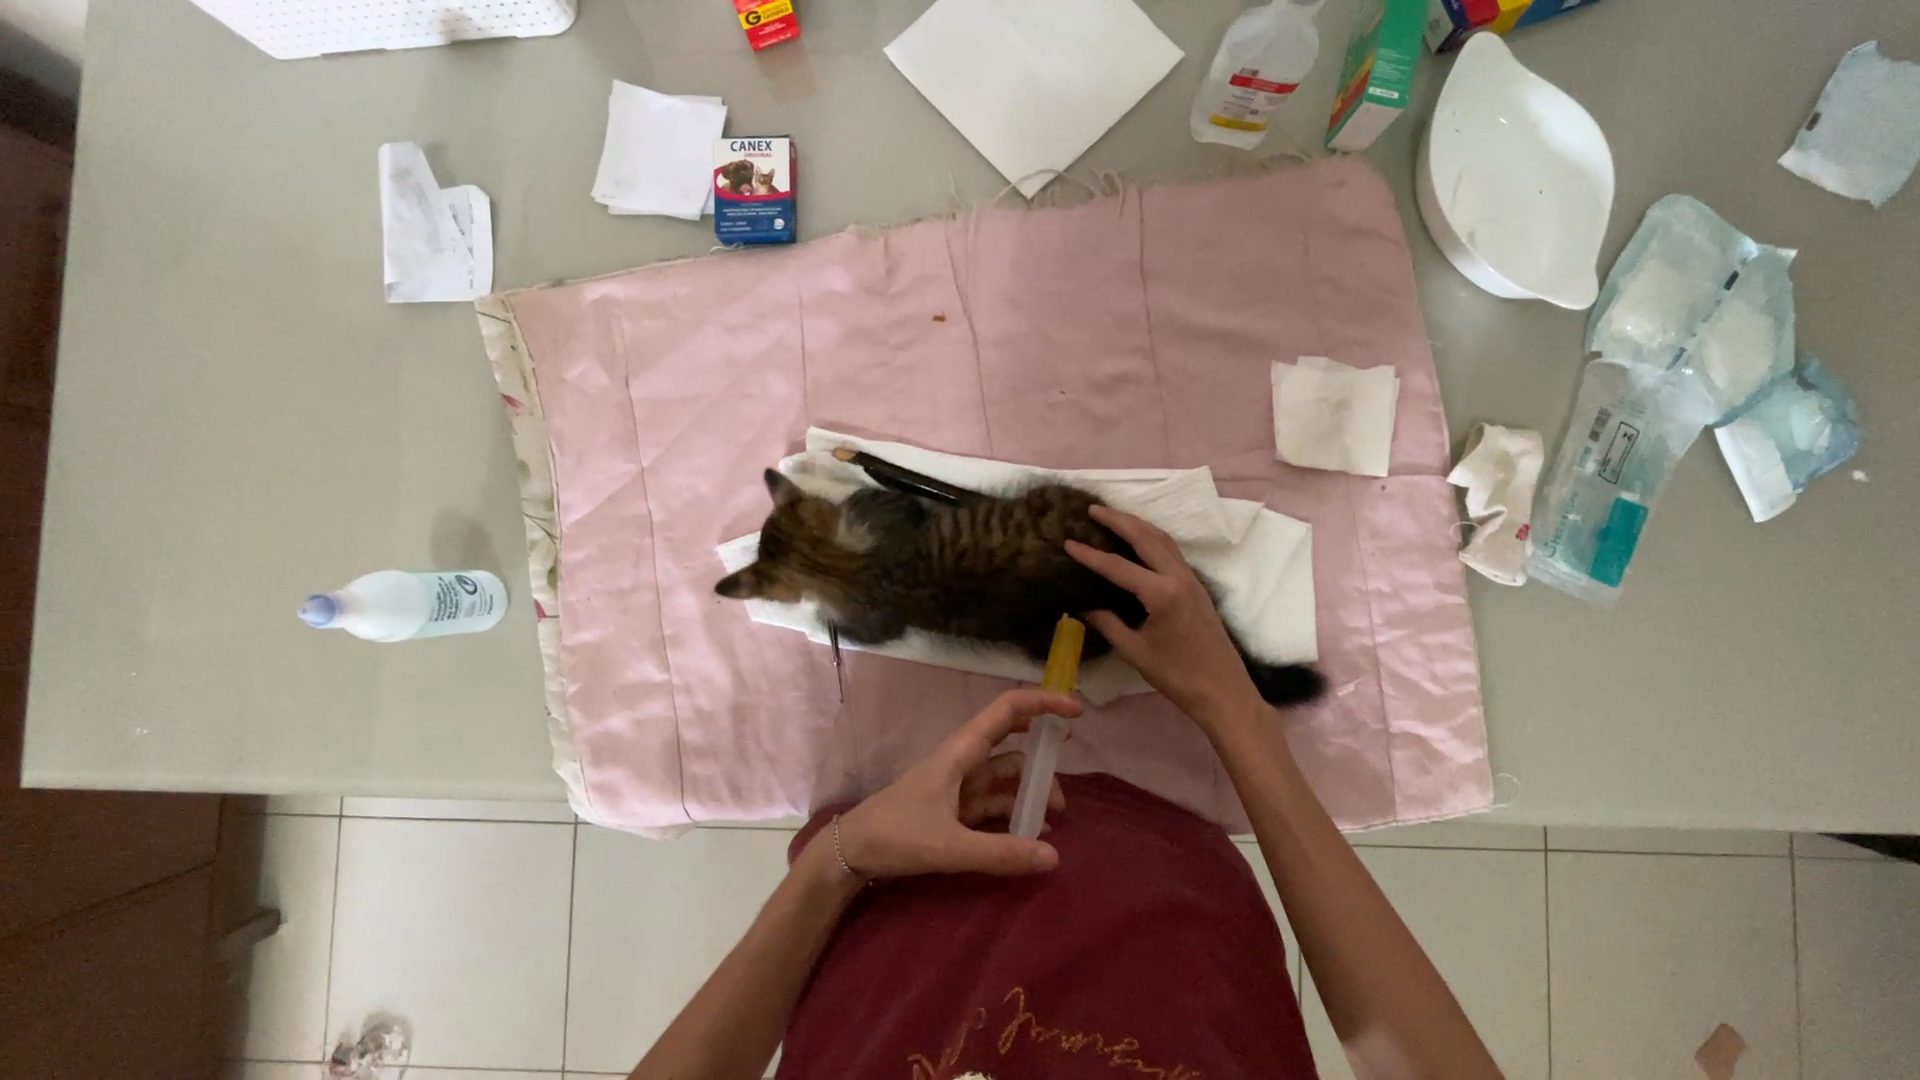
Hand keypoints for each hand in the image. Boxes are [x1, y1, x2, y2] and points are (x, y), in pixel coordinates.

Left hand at [834, 689, 1078, 879]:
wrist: (850, 853)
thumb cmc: (895, 835)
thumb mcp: (948, 847)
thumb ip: (1000, 853)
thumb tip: (1054, 856)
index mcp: (960, 752)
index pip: (1007, 711)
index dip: (1042, 703)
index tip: (1075, 712)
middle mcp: (962, 762)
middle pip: (1012, 749)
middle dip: (1041, 768)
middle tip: (1063, 802)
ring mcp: (957, 787)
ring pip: (1004, 780)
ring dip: (1028, 796)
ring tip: (1051, 826)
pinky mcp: (952, 811)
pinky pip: (992, 805)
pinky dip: (1013, 816)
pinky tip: (1029, 838)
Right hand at [1066, 504, 1265, 726]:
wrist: (1224, 691)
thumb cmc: (1177, 676)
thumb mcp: (1135, 652)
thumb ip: (1108, 624)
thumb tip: (1084, 606)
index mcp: (1162, 594)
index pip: (1118, 566)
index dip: (1090, 555)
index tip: (1068, 543)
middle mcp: (1178, 578)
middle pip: (1146, 537)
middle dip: (1118, 520)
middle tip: (1092, 508)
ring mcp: (1191, 580)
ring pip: (1162, 539)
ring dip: (1137, 524)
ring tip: (1114, 515)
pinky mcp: (1196, 587)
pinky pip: (1172, 551)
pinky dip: (1152, 538)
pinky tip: (1139, 540)